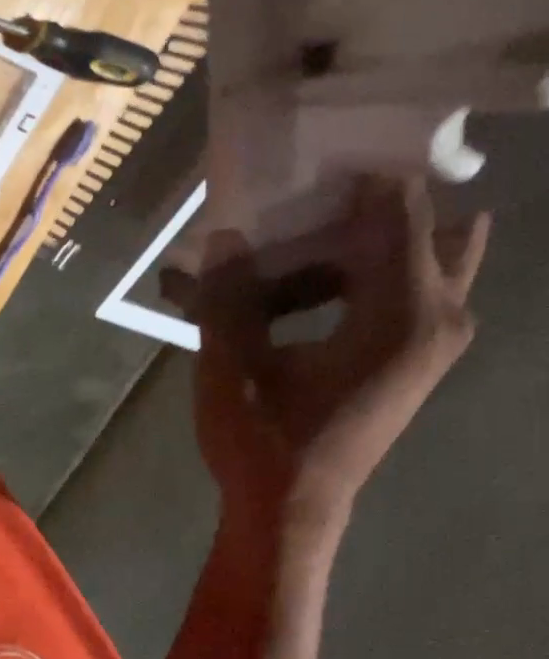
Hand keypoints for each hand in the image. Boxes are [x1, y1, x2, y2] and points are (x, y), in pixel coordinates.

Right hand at [184, 176, 489, 526]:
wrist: (291, 508)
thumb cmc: (262, 441)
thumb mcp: (232, 367)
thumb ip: (227, 299)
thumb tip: (220, 236)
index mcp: (402, 313)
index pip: (399, 215)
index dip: (360, 178)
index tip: (316, 151)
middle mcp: (437, 316)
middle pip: (424, 231)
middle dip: (363, 214)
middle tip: (295, 208)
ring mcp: (429, 340)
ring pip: (409, 264)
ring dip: (344, 256)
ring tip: (266, 265)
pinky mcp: (408, 359)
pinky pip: (394, 297)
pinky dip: (343, 287)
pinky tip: (274, 303)